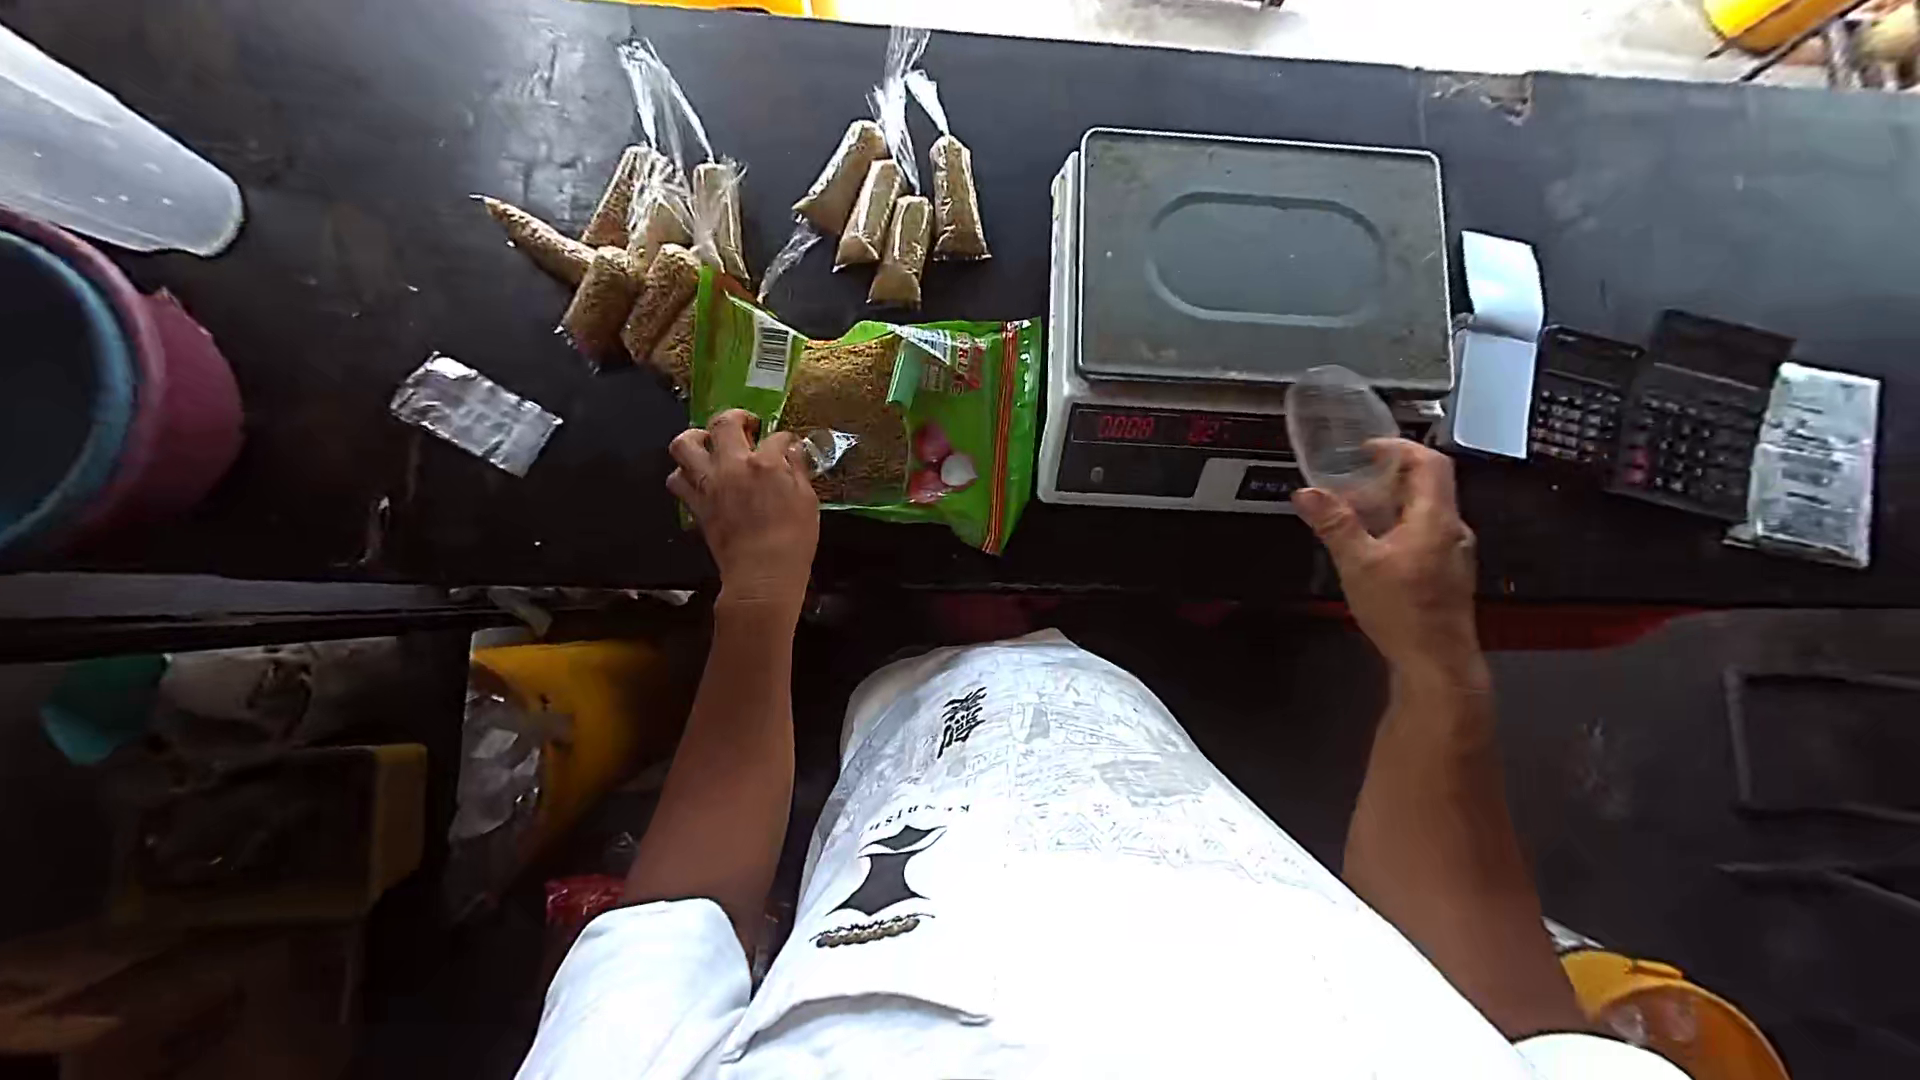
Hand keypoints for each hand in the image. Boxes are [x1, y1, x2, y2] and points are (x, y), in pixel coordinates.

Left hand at [667, 409, 819, 618]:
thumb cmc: (793, 541)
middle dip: (736, 417)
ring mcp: (709, 484)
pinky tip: (700, 477)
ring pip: (685, 444)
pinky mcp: (695, 504)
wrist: (762, 574)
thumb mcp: (808, 501)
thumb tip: (793, 452)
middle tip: (746, 427)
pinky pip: (677, 479)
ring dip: (697, 438)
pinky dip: (685, 474)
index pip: (776, 437)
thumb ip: (798, 471)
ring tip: (710, 444)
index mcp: (766, 464)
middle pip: (724, 424)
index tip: (788, 445)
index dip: (784, 439)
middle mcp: (732, 466)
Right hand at [1291, 440, 1483, 688]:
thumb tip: (1307, 493)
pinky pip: (1423, 533)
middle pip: (1428, 485)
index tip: (1368, 448)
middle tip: (1354, 477)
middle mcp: (1451, 530)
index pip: (1429, 463)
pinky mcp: (1445, 571)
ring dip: (1392, 500)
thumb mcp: (1358, 563)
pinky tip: (1373, 542)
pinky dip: (1398, 523)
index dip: (1399, 448)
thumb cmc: (1402, 611)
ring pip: (1425, 510)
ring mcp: (1452, 552)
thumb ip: (1333, 524)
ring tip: (1357, 507)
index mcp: (1435, 520)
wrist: (1434, 660)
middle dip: (1390, 474)